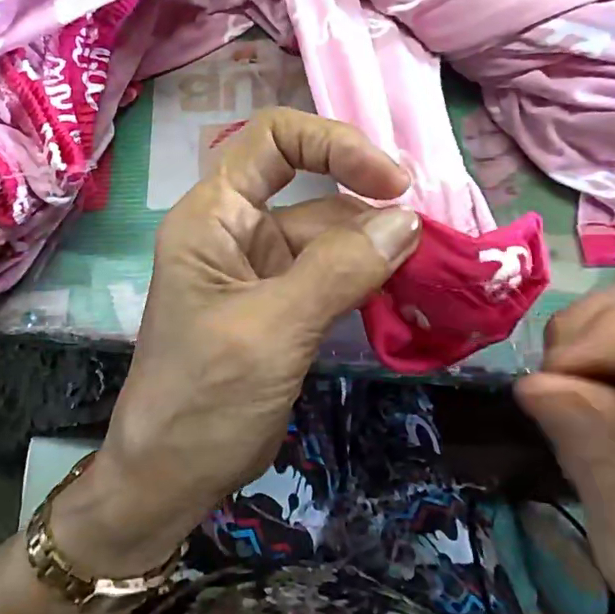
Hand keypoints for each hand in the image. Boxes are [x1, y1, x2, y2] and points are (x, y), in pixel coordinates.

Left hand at [54, 108, 420, 572]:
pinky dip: (367, 283)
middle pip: (312, 193)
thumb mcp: (272, 328)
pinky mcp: (277, 309)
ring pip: (329, 240)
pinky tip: (410, 294)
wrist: (171, 472)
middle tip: (442, 243)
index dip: (334, 144)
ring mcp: (257, 273)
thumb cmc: (205, 396)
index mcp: (212, 218)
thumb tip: (406, 219)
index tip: (393, 183)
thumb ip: (338, 269)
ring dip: (379, 252)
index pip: (271, 140)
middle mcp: (233, 233)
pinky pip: (330, 279)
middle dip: (373, 211)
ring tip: (440, 271)